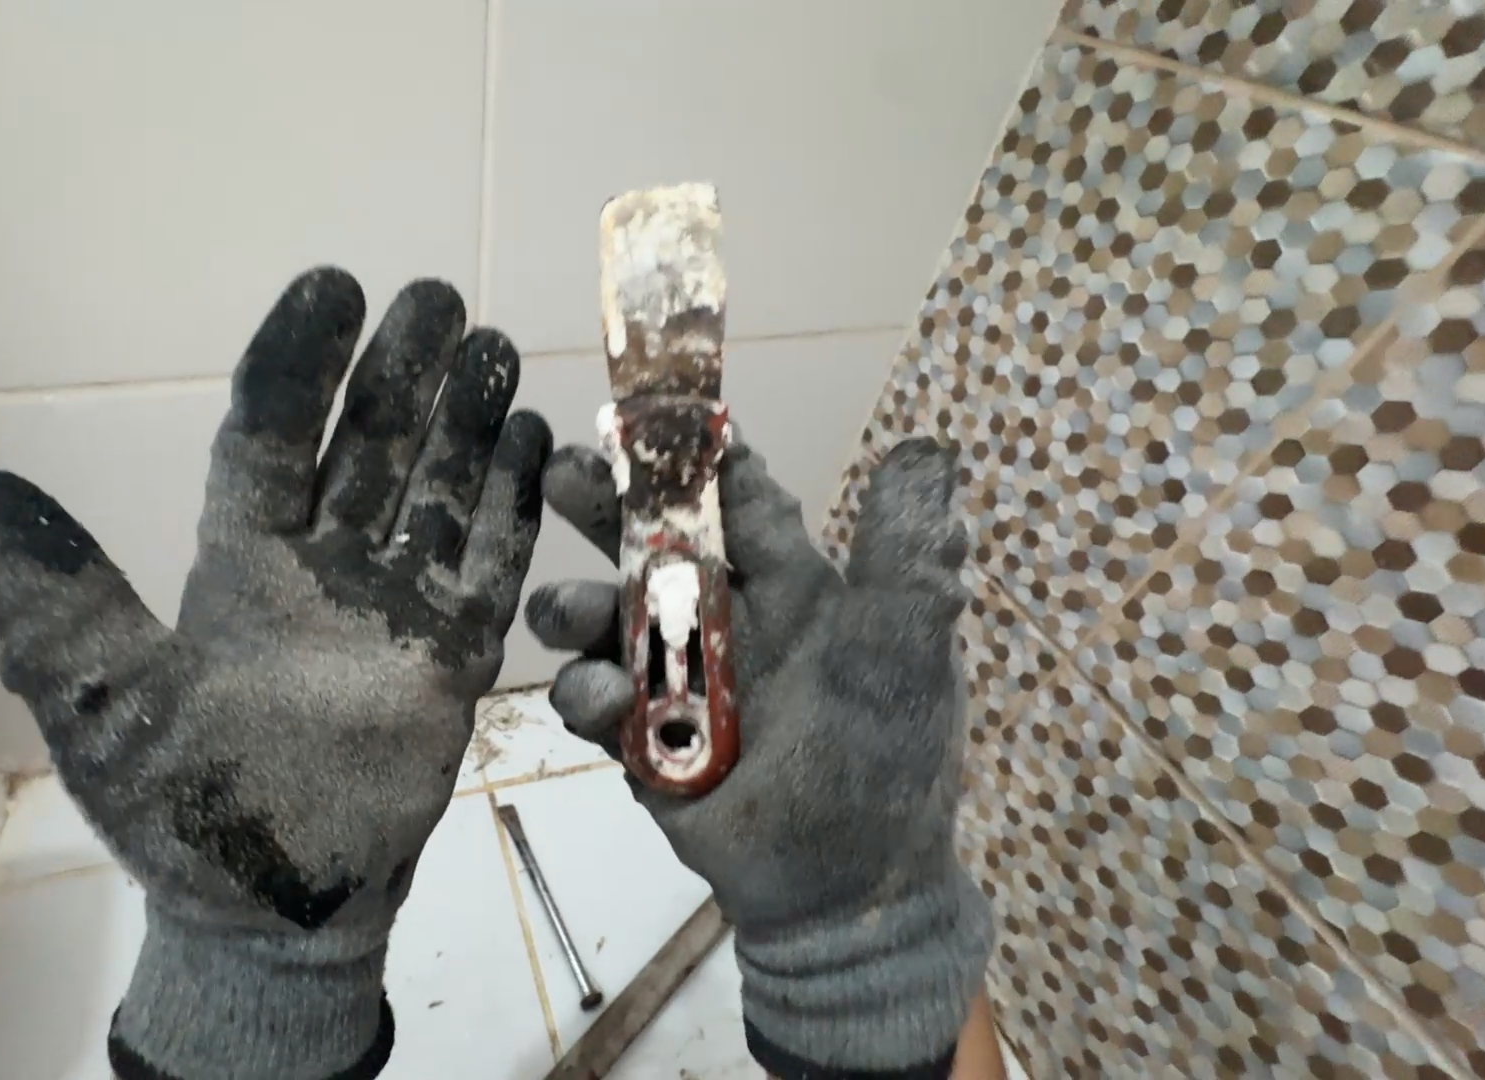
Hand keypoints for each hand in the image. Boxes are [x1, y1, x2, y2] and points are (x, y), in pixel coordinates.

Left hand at [0, 269, 548, 1079]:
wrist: (276, 900)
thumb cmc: (186, 809)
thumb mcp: (102, 703)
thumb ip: (50, 600)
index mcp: (243, 562)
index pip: (273, 435)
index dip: (301, 362)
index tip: (335, 285)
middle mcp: (327, 566)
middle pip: (371, 448)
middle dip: (405, 372)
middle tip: (439, 298)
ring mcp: (400, 606)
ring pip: (441, 493)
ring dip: (469, 423)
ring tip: (497, 352)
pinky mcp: (456, 652)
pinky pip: (491, 567)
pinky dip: (512, 507)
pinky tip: (530, 442)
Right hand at [525, 435, 991, 1075]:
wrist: (844, 884)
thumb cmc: (881, 756)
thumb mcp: (903, 648)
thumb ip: (904, 555)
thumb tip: (926, 449)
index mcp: (781, 582)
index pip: (733, 497)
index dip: (695, 450)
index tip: (648, 406)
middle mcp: (717, 613)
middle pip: (644, 538)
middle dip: (601, 504)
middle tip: (558, 471)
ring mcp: (669, 671)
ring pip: (599, 614)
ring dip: (573, 604)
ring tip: (569, 614)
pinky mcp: (636, 730)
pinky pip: (590, 696)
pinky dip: (585, 694)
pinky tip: (605, 707)